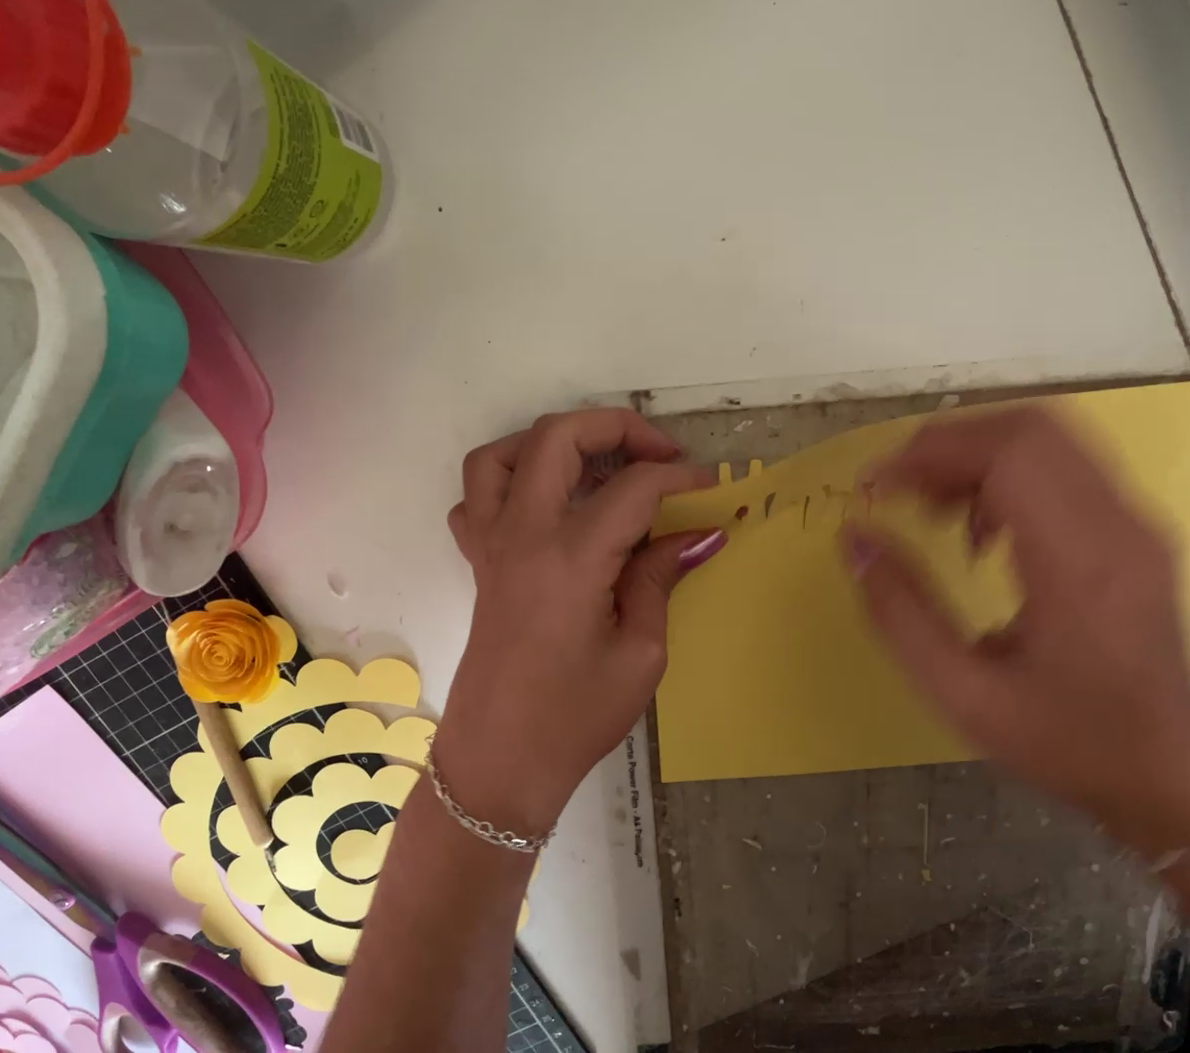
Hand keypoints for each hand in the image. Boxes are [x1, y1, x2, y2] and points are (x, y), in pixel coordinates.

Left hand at [434, 409, 725, 837]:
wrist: (500, 761)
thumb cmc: (575, 717)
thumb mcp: (639, 652)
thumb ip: (661, 578)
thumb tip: (699, 532)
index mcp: (570, 557)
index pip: (633, 487)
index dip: (680, 478)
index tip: (712, 490)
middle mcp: (522, 534)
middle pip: (559, 437)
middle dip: (617, 427)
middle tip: (661, 456)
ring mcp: (490, 544)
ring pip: (504, 454)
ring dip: (553, 443)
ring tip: (596, 465)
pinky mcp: (478, 562)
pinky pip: (477, 498)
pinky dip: (509, 480)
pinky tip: (546, 506)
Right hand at [841, 407, 1189, 855]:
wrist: (1175, 777)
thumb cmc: (1068, 741)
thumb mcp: (962, 694)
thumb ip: (899, 613)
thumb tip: (855, 538)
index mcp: (1078, 562)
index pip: (1007, 452)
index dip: (928, 453)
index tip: (873, 488)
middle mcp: (1118, 523)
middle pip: (1028, 428)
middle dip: (946, 445)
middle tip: (894, 490)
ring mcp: (1136, 522)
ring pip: (1048, 439)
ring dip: (974, 457)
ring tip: (929, 511)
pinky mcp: (1136, 530)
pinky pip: (1064, 468)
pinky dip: (1006, 475)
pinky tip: (979, 532)